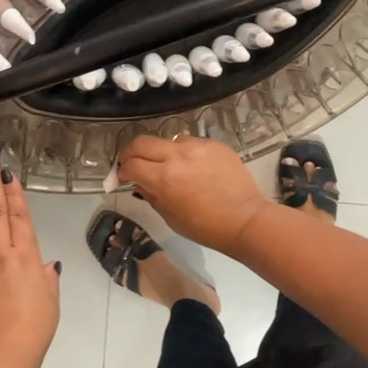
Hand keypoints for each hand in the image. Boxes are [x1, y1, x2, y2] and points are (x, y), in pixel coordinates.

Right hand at [116, 136, 270, 255]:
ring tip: (169, 167)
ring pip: (167, 140)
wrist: (245, 220)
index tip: (123, 177)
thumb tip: (139, 181)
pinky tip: (193, 167)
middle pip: (141, 142)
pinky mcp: (214, 144)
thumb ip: (150, 195)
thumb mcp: (170, 216)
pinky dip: (185, 153)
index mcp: (164, 178)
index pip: (130, 164)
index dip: (122, 171)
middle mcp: (177, 156)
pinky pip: (190, 142)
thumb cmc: (205, 227)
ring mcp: (198, 147)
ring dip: (161, 152)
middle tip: (133, 164)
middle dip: (131, 153)